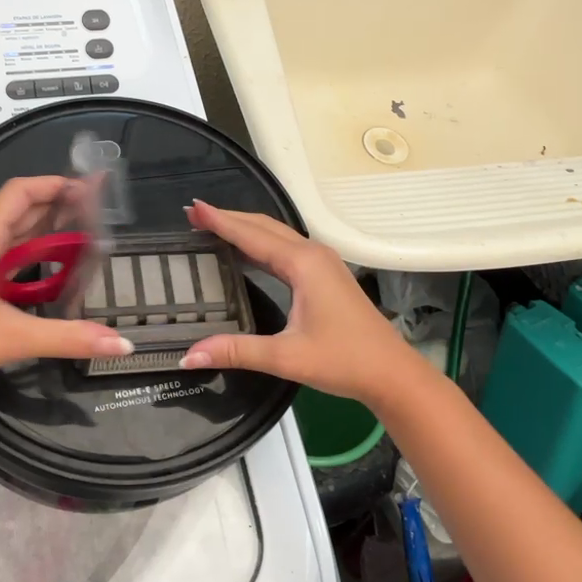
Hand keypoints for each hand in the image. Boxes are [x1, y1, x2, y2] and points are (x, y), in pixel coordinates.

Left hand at [0, 176, 131, 397]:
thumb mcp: (14, 338)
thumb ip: (68, 338)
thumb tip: (122, 343)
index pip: (18, 193)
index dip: (53, 184)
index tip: (89, 188)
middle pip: (19, 209)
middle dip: (57, 203)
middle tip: (98, 207)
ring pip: (13, 234)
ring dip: (47, 227)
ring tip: (85, 229)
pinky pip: (8, 257)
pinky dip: (34, 254)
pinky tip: (56, 268)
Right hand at [178, 200, 429, 408]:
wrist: (391, 372)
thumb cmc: (344, 360)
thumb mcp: (286, 357)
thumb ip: (236, 351)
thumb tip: (189, 356)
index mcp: (303, 264)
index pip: (251, 235)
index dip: (220, 221)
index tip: (193, 208)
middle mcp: (312, 254)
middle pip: (263, 226)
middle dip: (228, 218)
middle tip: (194, 215)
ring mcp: (322, 263)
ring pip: (276, 235)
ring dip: (244, 228)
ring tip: (213, 226)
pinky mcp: (326, 275)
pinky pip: (285, 248)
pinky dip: (260, 243)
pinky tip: (246, 251)